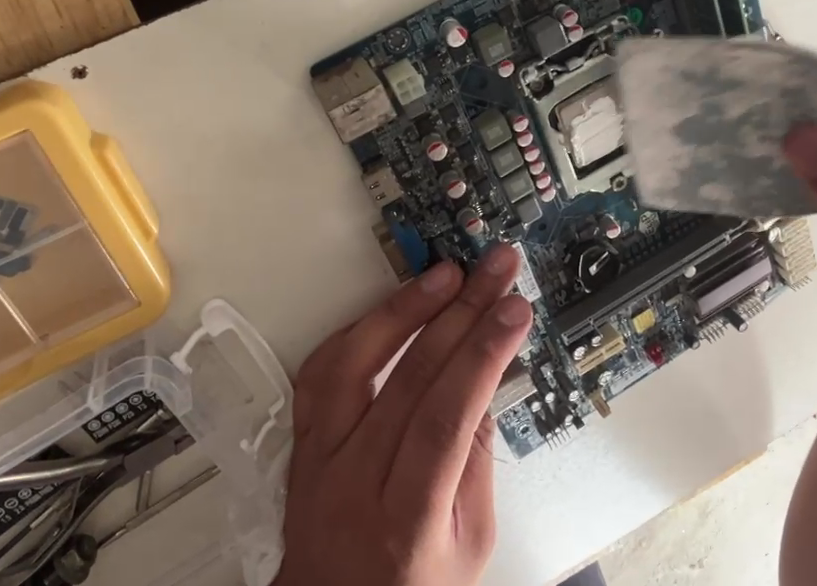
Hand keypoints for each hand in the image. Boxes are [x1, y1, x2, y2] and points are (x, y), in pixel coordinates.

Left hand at [272, 245, 532, 585]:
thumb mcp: (469, 545)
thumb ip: (476, 462)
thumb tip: (484, 381)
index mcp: (406, 520)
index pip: (445, 418)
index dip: (482, 355)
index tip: (513, 310)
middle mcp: (354, 482)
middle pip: (408, 378)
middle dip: (461, 313)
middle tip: (494, 271)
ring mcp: (320, 458)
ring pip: (354, 362)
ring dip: (403, 308)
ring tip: (445, 274)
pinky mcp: (302, 442)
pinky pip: (320, 372)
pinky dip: (356, 330)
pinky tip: (389, 306)